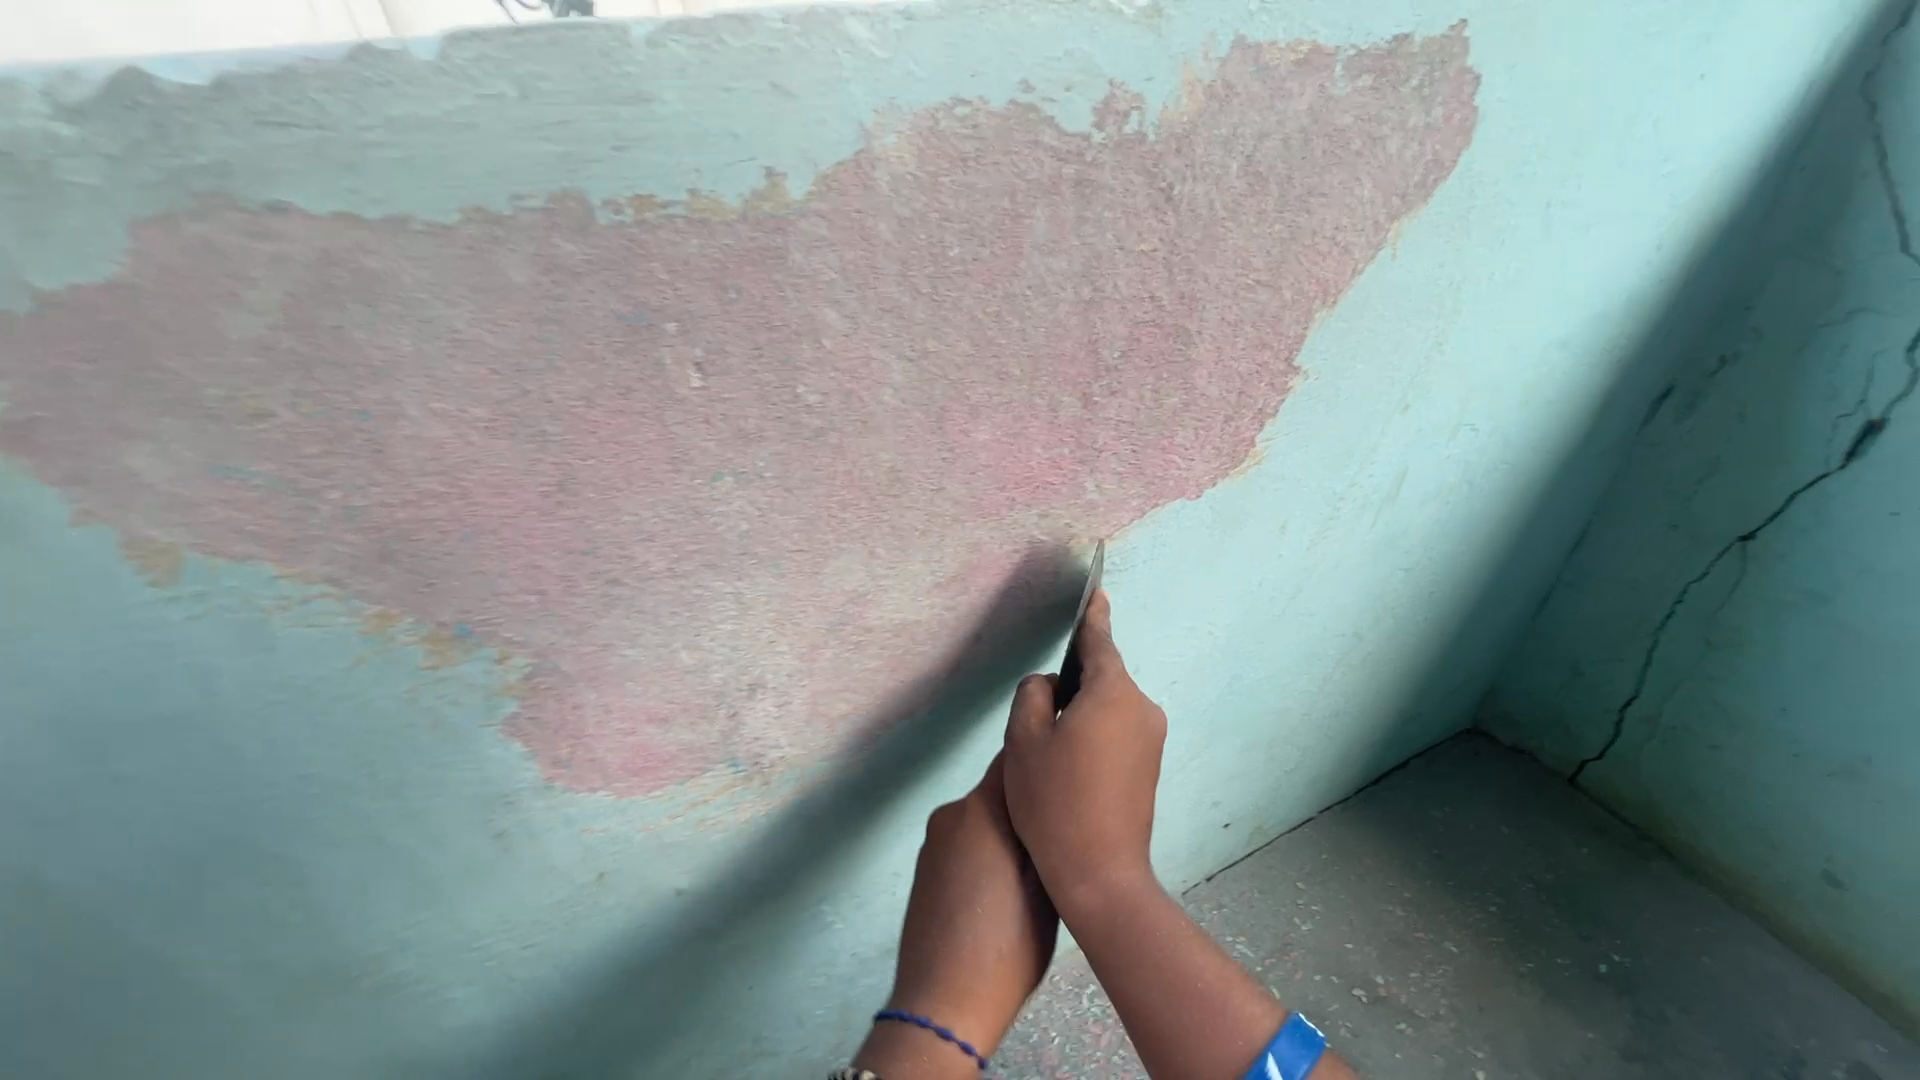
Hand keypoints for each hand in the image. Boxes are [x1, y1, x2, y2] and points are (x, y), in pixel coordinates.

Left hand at [854, 755, 1057, 1077]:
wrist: (943, 1004)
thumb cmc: (1008, 944)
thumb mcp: (1045, 885)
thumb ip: (1045, 830)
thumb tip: (1051, 796)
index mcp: (980, 808)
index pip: (1013, 758)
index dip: (1043, 760)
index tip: (1070, 775)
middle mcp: (951, 813)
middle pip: (999, 790)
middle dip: (1029, 805)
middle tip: (1064, 834)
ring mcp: (933, 841)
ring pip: (983, 818)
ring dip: (1008, 831)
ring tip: (1037, 867)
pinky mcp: (926, 868)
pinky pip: (965, 842)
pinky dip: (987, 852)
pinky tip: (1003, 889)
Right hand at [1002, 590, 1167, 915]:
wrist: (1100, 873)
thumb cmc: (1054, 801)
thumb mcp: (1024, 740)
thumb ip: (1032, 694)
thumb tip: (1050, 684)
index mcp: (1112, 693)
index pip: (1099, 642)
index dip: (1093, 617)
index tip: (1097, 593)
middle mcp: (1141, 707)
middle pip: (1102, 677)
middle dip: (1072, 685)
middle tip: (1036, 720)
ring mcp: (1151, 738)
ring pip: (1108, 706)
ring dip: (1081, 713)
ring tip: (1050, 751)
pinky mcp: (1151, 765)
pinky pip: (1118, 729)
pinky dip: (1094, 733)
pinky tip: (1070, 765)